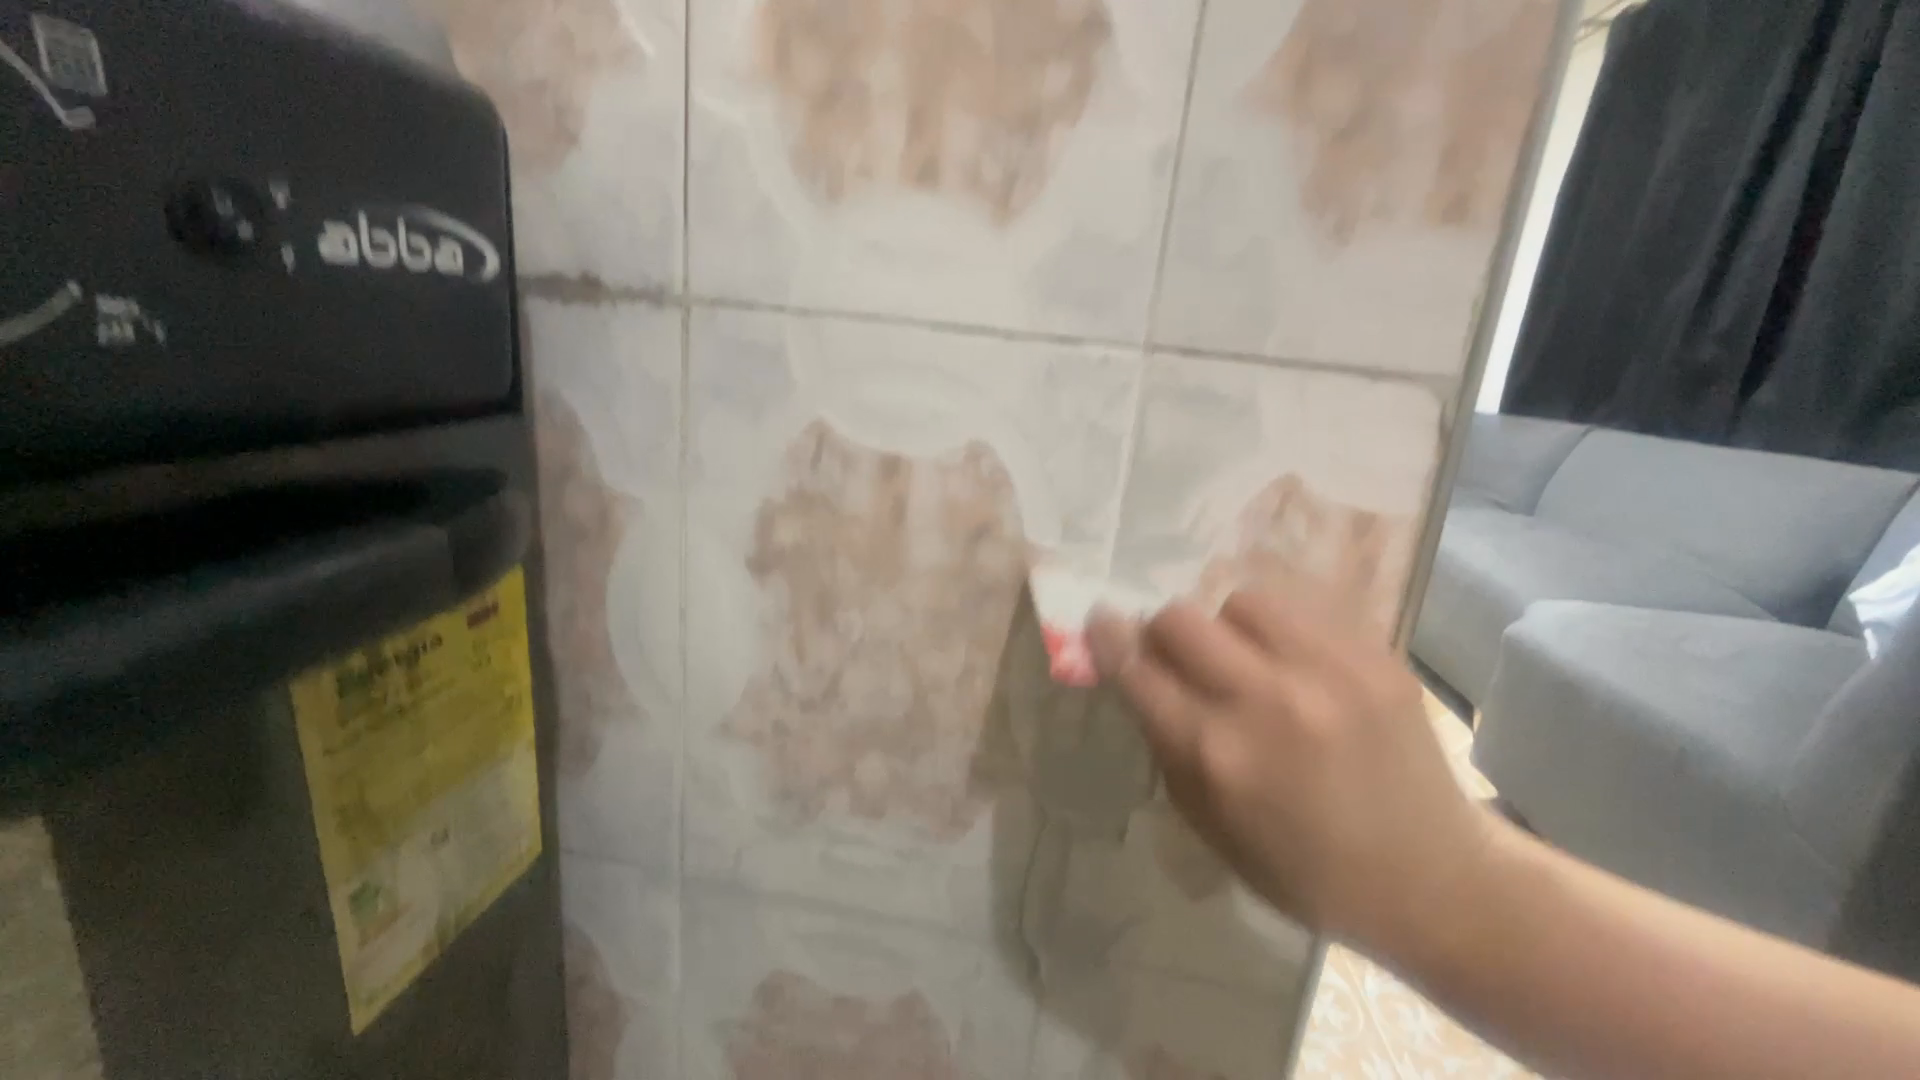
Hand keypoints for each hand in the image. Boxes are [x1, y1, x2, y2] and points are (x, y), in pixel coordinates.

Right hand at [1087, 579, 1499, 957]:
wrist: (1430, 878)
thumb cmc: (1304, 870)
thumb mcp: (1212, 828)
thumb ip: (1169, 747)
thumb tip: (1142, 680)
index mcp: (1218, 754)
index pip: (1138, 671)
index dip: (1108, 639)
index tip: (1099, 620)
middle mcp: (1267, 700)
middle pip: (1181, 619)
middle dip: (1163, 630)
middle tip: (1176, 652)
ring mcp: (1328, 672)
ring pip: (1242, 600)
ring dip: (1227, 626)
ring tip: (1247, 657)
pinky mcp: (1376, 659)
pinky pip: (1305, 610)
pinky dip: (1283, 630)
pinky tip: (1296, 661)